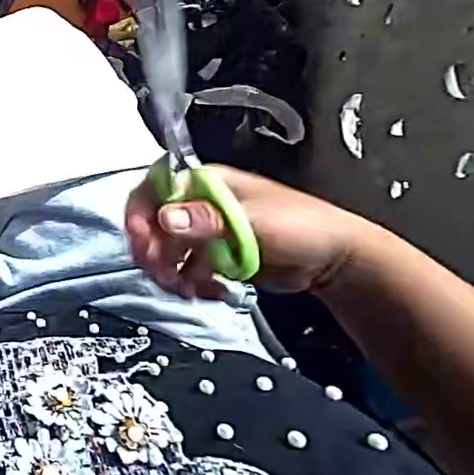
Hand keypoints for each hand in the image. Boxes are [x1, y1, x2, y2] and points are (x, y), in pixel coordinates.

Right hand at [124, 165, 369, 297]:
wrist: (332, 261)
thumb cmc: (302, 227)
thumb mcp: (253, 221)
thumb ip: (208, 220)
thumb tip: (168, 217)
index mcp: (209, 183)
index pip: (156, 186)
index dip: (142, 211)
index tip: (142, 240)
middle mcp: (202, 205)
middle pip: (154, 222)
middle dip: (154, 250)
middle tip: (163, 272)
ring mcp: (207, 233)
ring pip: (167, 251)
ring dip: (170, 272)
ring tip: (188, 287)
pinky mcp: (213, 258)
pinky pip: (185, 271)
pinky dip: (190, 285)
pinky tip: (208, 291)